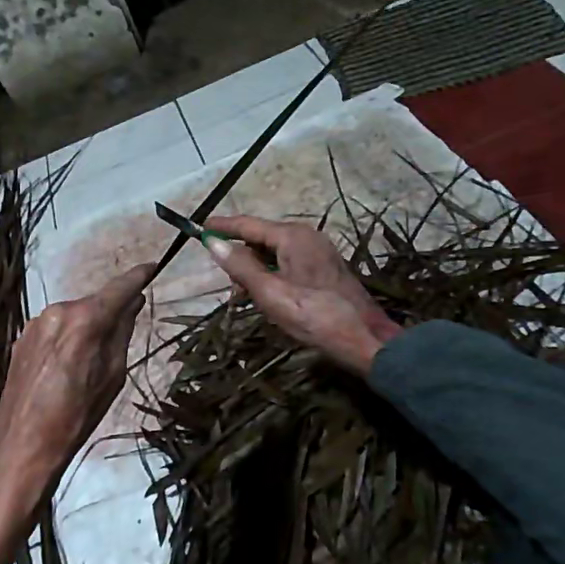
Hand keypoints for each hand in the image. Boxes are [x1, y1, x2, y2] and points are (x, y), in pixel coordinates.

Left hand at [0, 262, 152, 563]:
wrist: (22, 444)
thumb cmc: (77, 415)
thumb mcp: (113, 375)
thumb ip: (122, 332)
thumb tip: (132, 302)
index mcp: (84, 319)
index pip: (119, 287)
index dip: (139, 275)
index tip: (154, 265)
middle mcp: (57, 311)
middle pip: (95, 302)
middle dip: (112, 311)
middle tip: (126, 333)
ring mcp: (36, 323)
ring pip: (74, 315)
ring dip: (89, 326)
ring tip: (93, 360)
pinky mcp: (22, 337)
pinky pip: (57, 328)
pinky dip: (70, 336)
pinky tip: (70, 365)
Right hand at [204, 215, 401, 374]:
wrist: (365, 339)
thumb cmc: (314, 316)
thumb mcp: (270, 292)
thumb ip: (241, 266)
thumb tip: (213, 242)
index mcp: (293, 236)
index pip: (249, 224)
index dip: (223, 226)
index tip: (200, 226)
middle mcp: (307, 236)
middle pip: (262, 237)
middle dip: (240, 255)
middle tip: (228, 284)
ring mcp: (319, 252)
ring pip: (275, 252)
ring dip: (256, 270)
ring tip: (246, 297)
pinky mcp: (325, 269)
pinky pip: (289, 263)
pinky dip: (272, 275)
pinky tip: (268, 296)